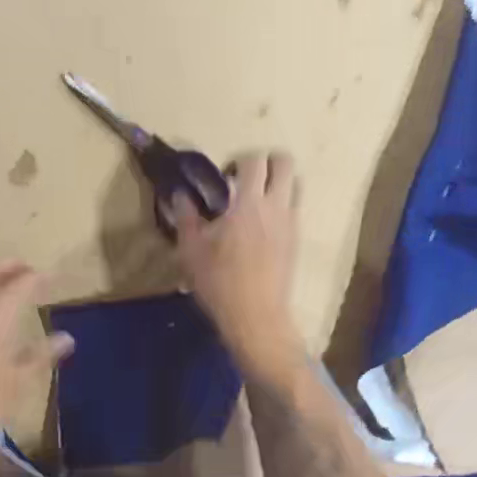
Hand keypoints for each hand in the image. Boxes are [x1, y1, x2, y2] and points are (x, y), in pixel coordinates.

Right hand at [171, 151, 304, 375]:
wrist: (256, 317)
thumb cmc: (220, 284)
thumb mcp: (192, 251)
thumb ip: (186, 218)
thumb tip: (180, 195)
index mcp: (249, 204)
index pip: (254, 160)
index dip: (239, 160)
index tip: (224, 177)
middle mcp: (276, 207)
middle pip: (285, 162)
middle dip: (267, 162)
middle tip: (246, 180)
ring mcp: (291, 223)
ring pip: (296, 184)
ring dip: (279, 184)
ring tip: (257, 203)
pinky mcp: (296, 241)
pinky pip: (294, 210)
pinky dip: (281, 208)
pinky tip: (261, 230)